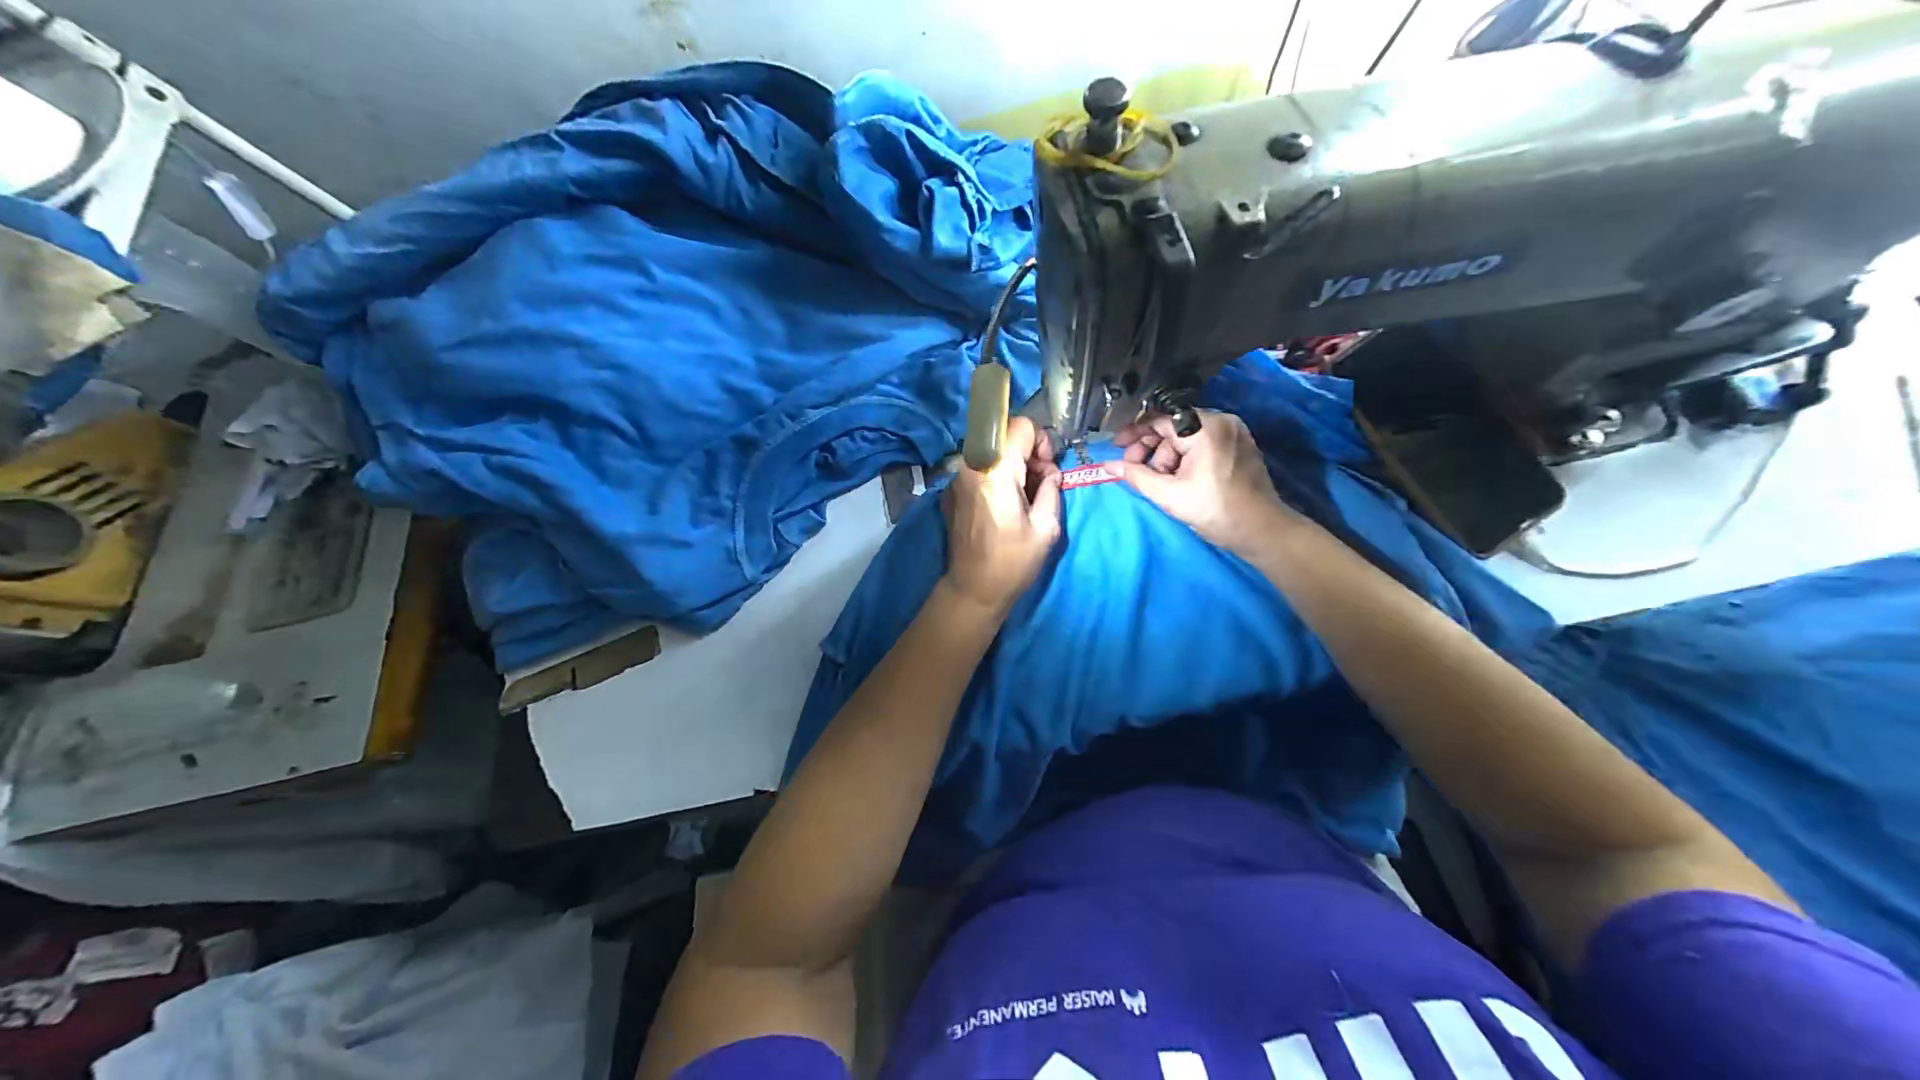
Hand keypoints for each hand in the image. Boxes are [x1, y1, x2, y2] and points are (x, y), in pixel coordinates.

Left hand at [942, 416, 1062, 616]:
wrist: (973, 589)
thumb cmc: (1013, 561)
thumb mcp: (1046, 527)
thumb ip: (1051, 489)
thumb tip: (1049, 473)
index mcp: (995, 471)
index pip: (1019, 427)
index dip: (1040, 442)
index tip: (1045, 469)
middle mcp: (970, 467)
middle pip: (1005, 439)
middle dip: (1028, 456)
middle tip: (1040, 488)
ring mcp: (956, 480)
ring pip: (992, 455)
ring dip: (1012, 468)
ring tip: (1024, 501)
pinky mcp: (951, 494)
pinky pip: (979, 472)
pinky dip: (996, 479)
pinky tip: (1004, 508)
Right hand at [1103, 409, 1298, 555]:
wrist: (1262, 531)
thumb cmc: (1216, 512)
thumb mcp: (1169, 495)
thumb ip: (1136, 476)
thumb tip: (1108, 466)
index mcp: (1206, 429)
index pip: (1160, 419)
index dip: (1134, 432)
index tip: (1116, 447)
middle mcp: (1222, 421)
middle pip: (1174, 426)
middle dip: (1150, 447)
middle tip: (1134, 468)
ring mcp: (1233, 431)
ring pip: (1186, 435)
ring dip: (1167, 455)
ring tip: (1160, 481)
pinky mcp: (1238, 443)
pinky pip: (1202, 441)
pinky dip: (1185, 456)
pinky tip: (1176, 478)